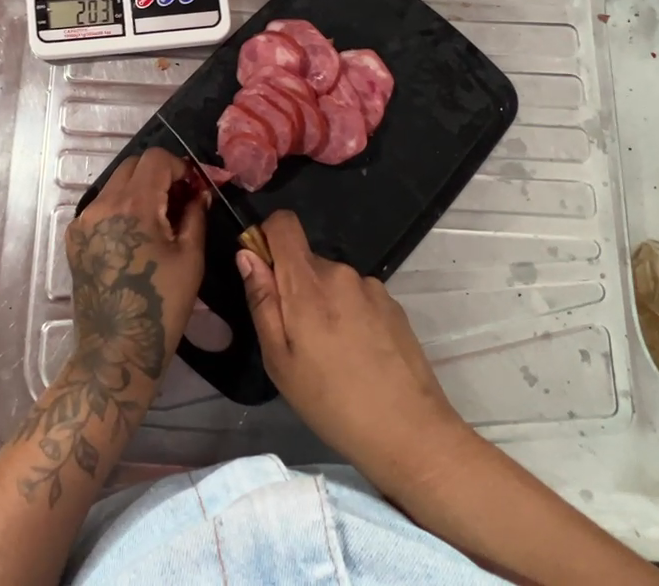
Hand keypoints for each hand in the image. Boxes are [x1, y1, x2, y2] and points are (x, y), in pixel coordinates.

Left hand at [64, 148, 208, 399]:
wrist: (116, 350)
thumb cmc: (162, 305)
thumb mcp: (191, 258)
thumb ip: (195, 215)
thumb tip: (198, 193)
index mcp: (132, 205)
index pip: (155, 159)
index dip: (180, 166)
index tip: (196, 187)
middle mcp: (101, 205)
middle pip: (132, 166)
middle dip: (160, 174)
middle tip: (181, 200)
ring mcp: (83, 221)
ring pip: (115, 185)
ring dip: (140, 190)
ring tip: (162, 220)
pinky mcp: (74, 238)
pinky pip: (102, 207)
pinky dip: (123, 209)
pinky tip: (139, 237)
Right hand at [237, 211, 466, 484]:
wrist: (410, 433)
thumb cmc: (331, 401)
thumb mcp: (279, 359)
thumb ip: (262, 301)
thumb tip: (248, 255)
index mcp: (308, 283)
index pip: (284, 224)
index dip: (267, 237)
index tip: (263, 273)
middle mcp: (342, 274)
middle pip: (306, 260)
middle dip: (294, 288)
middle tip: (297, 340)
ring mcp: (372, 289)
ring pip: (332, 282)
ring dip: (323, 305)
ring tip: (331, 356)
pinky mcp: (394, 306)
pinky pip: (357, 298)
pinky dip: (349, 316)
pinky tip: (358, 358)